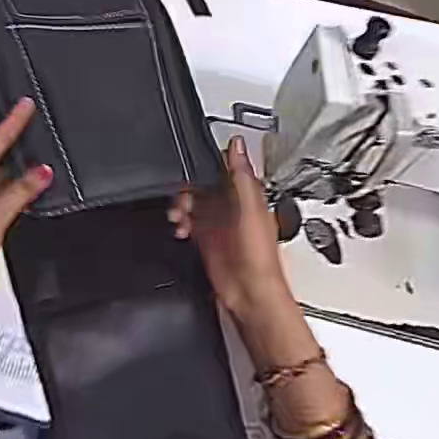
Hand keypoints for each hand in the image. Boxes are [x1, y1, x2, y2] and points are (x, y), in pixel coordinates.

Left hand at [0, 99, 51, 348]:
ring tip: (39, 149)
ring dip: (21, 167)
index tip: (24, 105)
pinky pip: (8, 195)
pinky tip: (34, 187)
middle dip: (15, 138)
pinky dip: (22, 189)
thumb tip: (41, 170)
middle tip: (32, 118)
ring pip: (4, 176)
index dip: (11, 122)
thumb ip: (20, 191)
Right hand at [170, 137, 295, 325]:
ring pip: (194, 204)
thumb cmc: (260, 256)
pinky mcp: (207, 242)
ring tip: (178, 213)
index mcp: (247, 195)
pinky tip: (180, 227)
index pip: (226, 169)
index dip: (209, 163)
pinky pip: (188, 224)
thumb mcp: (250, 207)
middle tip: (182, 192)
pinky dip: (181, 222)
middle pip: (205, 186)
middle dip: (189, 186)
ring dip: (182, 204)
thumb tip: (238, 143)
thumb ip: (241, 174)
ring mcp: (219, 225)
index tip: (194, 161)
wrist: (251, 295)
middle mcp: (232, 208)